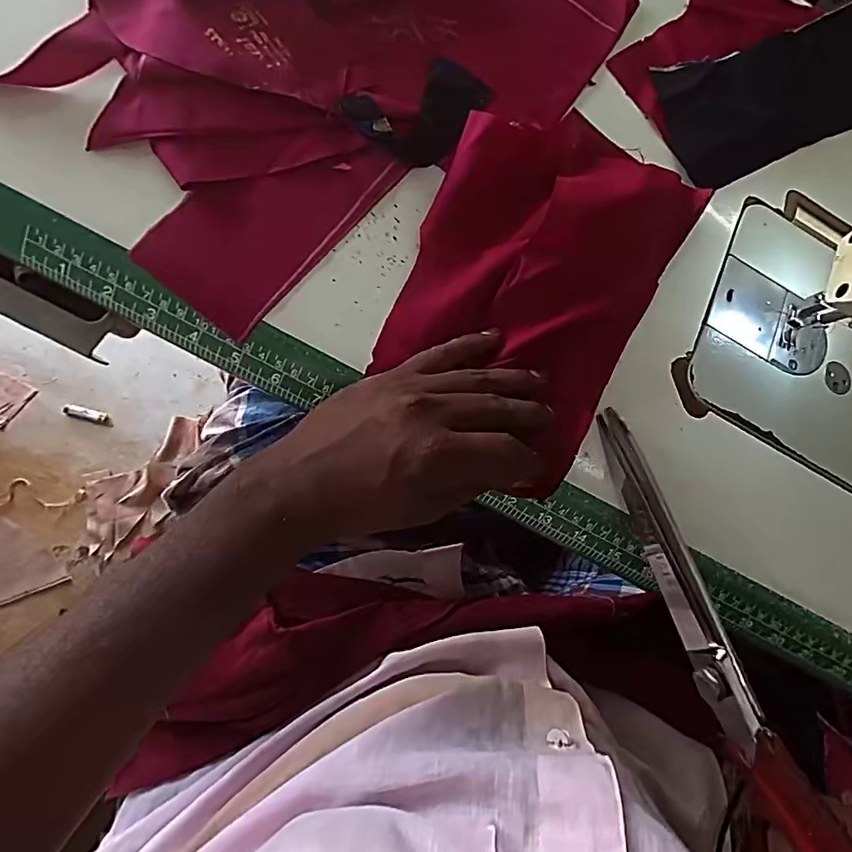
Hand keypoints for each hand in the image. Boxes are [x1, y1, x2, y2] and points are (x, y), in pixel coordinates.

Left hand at [224, 330, 550, 546]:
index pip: (503, 451)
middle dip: (529, 415)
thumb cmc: (360, 508)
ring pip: (474, 377)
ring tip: (538, 381)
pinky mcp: (393, 374)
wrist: (299, 482)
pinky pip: (439, 354)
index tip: (540, 462)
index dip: (527, 459)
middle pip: (495, 408)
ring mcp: (411, 387)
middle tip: (551, 417)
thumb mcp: (421, 511)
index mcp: (439, 455)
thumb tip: (505, 469)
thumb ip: (468, 485)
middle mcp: (432, 413)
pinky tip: (494, 340)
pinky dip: (468, 345)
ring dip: (510, 379)